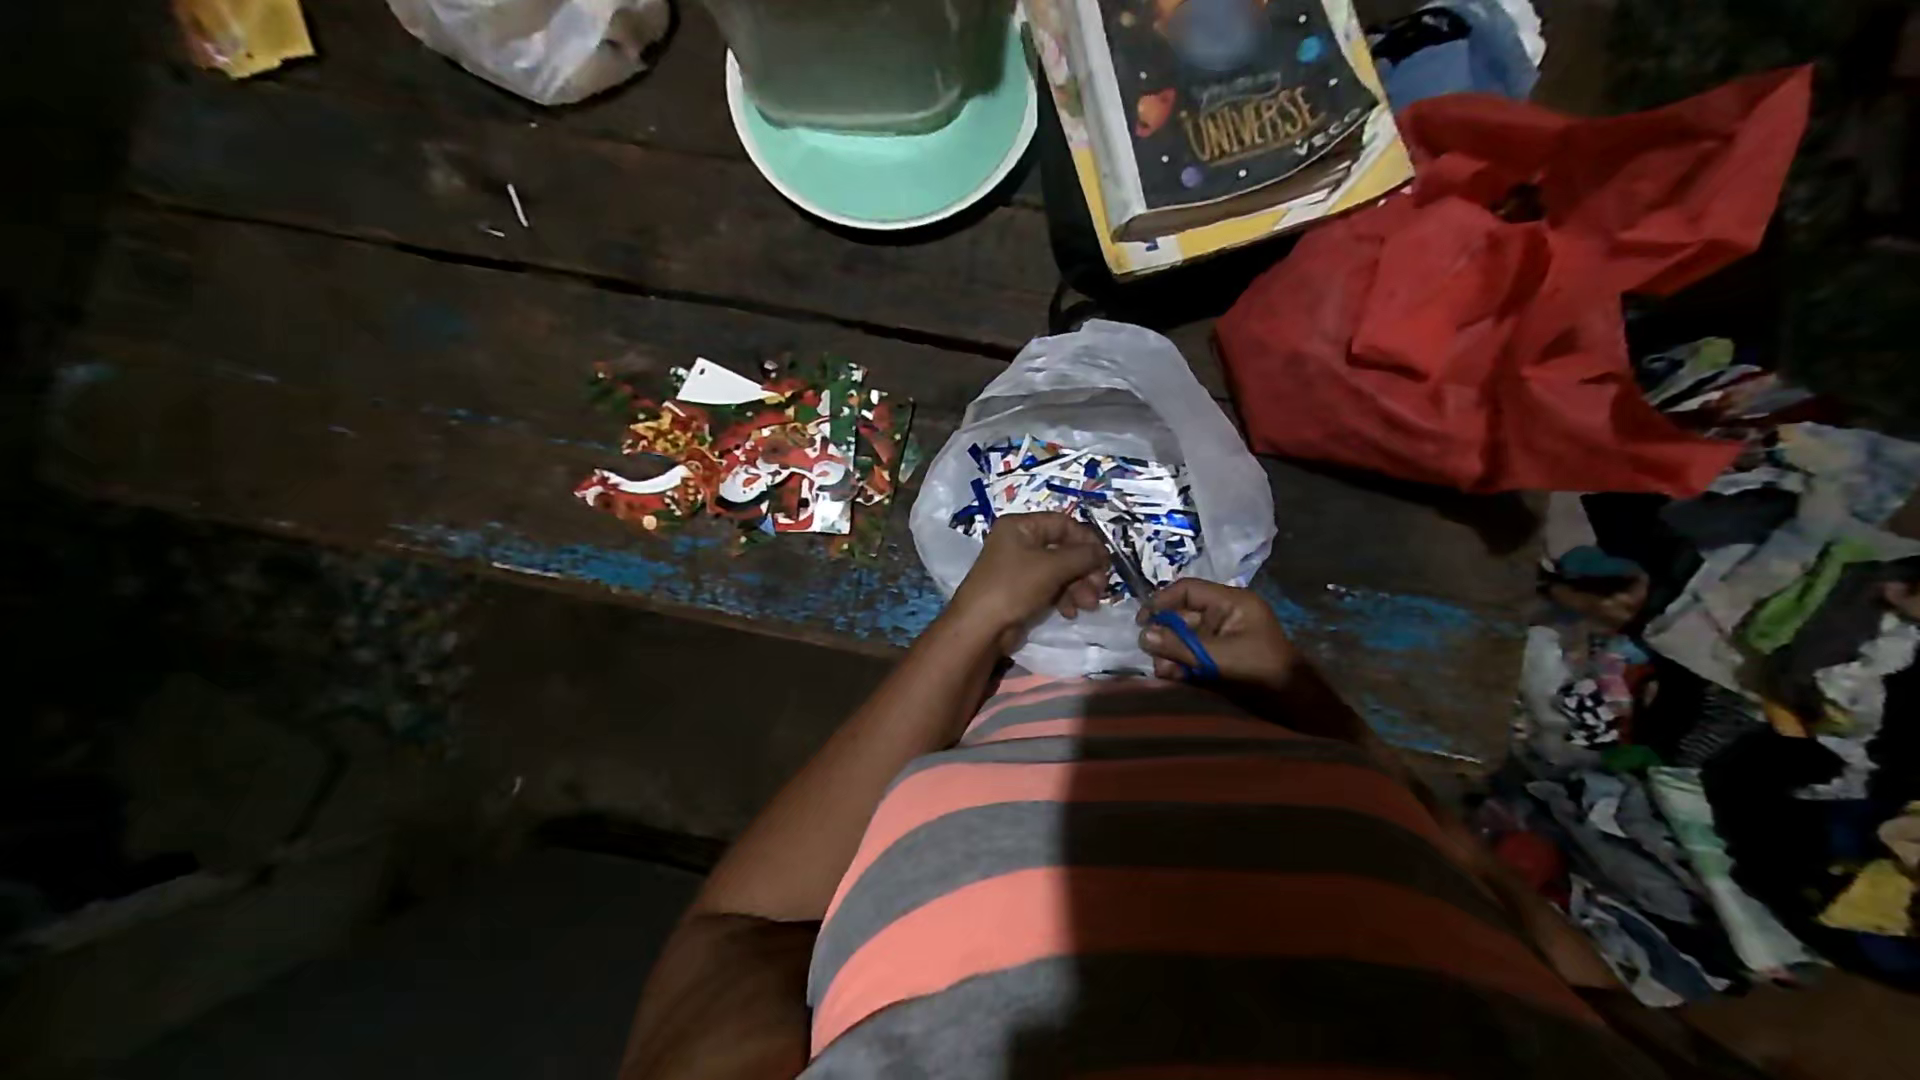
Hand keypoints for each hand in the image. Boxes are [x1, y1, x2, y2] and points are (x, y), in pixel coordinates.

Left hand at [949, 512, 1109, 648]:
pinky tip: (1070, 612)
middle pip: (1064, 549)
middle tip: (1099, 588)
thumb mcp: (1051, 567)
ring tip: (1088, 605)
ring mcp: (1020, 568)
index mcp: (1020, 526)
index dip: (1087, 541)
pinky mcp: (1023, 591)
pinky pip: (1052, 587)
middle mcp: (1020, 542)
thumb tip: (1103, 552)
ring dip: (1079, 587)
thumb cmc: (1013, 587)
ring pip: (1061, 571)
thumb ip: (1082, 555)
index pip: (1063, 524)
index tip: (1105, 561)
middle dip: (1085, 570)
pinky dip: (1065, 597)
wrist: (981, 628)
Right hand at [1137, 579, 1297, 686]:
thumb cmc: (1262, 671)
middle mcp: (1224, 615)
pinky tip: (1171, 676)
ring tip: (1164, 670)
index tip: (1143, 622)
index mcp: (1232, 602)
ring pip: (1183, 637)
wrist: (1296, 706)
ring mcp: (1222, 637)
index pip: (1187, 590)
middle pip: (1182, 615)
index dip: (1162, 602)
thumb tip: (1143, 636)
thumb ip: (1180, 646)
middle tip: (1152, 653)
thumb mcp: (1219, 657)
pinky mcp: (1219, 657)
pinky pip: (1191, 653)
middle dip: (1164, 634)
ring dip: (1169, 652)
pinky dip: (1179, 664)